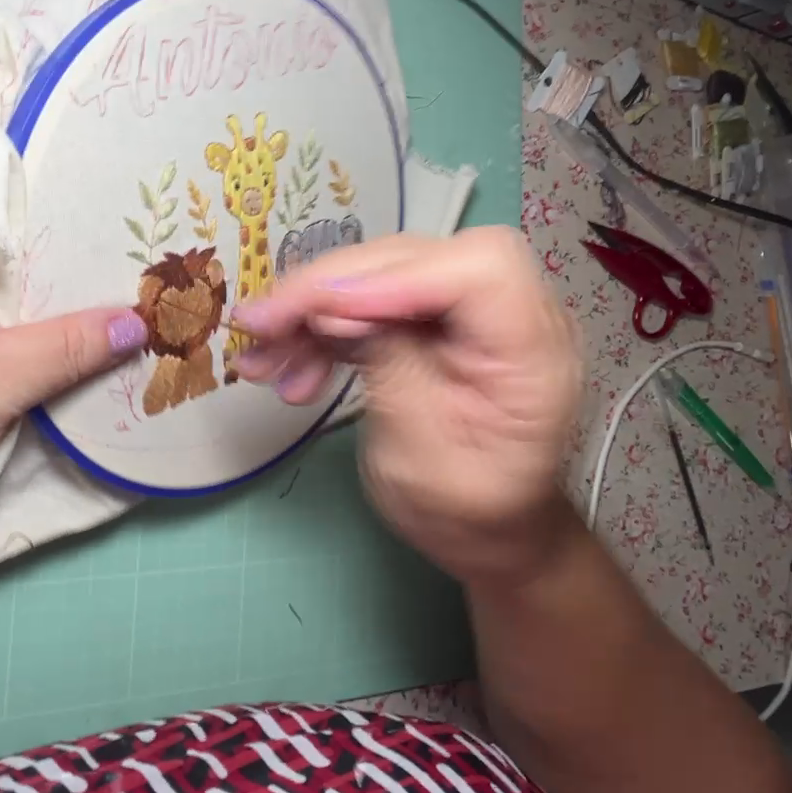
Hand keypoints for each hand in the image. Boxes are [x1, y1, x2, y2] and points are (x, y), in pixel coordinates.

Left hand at [0, 221, 146, 561]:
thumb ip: (68, 345)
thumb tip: (143, 319)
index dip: (54, 196)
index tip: (114, 195)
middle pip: (3, 250)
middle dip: (65, 253)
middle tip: (135, 242)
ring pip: (3, 295)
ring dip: (54, 299)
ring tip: (126, 282)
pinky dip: (35, 333)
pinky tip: (85, 335)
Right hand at [230, 228, 583, 584]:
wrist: (484, 532)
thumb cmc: (468, 513)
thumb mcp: (424, 459)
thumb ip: (391, 370)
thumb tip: (335, 306)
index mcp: (531, 349)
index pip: (478, 270)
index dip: (396, 277)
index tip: (322, 310)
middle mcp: (503, 313)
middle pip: (413, 260)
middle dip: (328, 287)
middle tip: (259, 325)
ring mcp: (462, 313)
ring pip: (377, 276)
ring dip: (310, 311)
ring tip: (261, 358)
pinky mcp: (428, 320)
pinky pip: (368, 302)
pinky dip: (319, 328)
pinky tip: (287, 365)